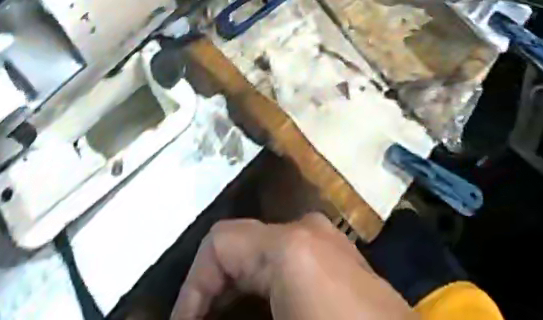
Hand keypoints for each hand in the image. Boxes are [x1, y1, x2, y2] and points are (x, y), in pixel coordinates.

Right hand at [171, 215, 415, 319]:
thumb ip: (229, 316)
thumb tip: (189, 319)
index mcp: (289, 243)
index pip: (219, 244)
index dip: (190, 290)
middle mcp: (311, 232)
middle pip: (243, 249)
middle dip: (216, 296)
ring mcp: (336, 250)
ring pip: (268, 261)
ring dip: (242, 298)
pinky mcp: (353, 275)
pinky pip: (296, 274)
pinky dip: (271, 298)